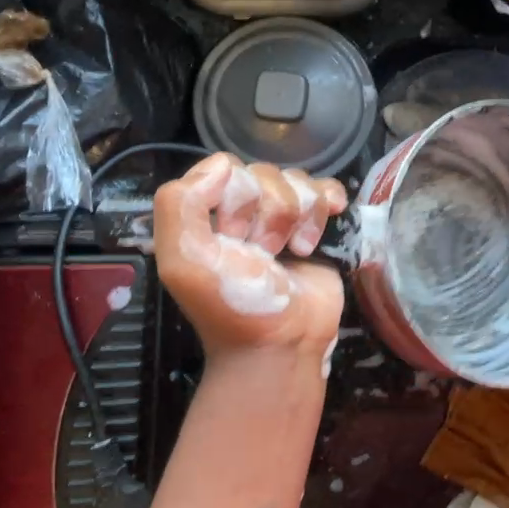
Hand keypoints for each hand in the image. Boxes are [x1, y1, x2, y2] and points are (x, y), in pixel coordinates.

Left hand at [152, 154, 349, 357]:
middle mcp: (244, 211)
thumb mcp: (184, 261)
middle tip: (264, 252)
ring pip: (299, 180)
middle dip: (272, 212)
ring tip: (293, 252)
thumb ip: (180, 204)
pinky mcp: (317, 227)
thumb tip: (223, 165)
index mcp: (207, 213)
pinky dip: (328, 204)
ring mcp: (283, 218)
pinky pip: (327, 189)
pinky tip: (320, 232)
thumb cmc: (232, 306)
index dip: (239, 196)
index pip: (229, 166)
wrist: (283, 343)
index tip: (234, 235)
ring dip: (300, 216)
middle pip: (268, 172)